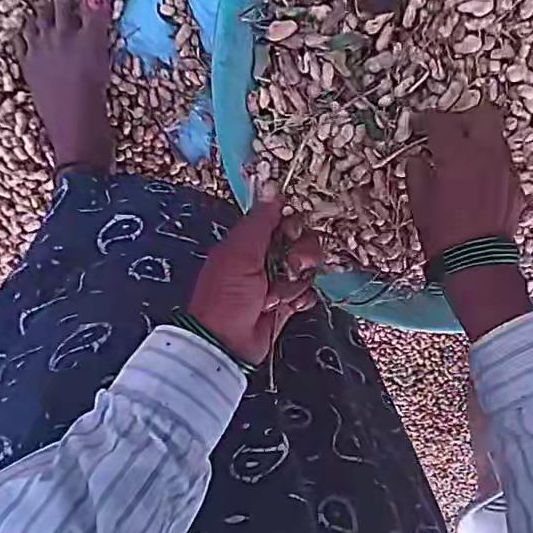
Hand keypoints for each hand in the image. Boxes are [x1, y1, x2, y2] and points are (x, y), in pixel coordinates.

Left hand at [189, 194, 322, 362]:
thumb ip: (259, 222)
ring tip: (274, 298)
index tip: (291, 235)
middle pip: (304, 244)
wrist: (224, 342)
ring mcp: (278, 282)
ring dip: (294, 285)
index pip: (286, 221)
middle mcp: (266, 258)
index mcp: (251, 241)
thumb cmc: (226, 295)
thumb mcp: (239, 253)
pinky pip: (307, 294)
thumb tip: (273, 191)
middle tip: (290, 268)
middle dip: (302, 256)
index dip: (294, 227)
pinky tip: (286, 308)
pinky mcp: (286, 305)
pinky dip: (300, 300)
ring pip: (308, 271)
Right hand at [403, 103, 520, 260]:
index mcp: (457, 154)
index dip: (425, 119)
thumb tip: (418, 159)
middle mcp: (487, 153)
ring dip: (477, 139)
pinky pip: (502, 162)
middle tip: (446, 132)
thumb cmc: (442, 233)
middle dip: (462, 118)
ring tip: (461, 156)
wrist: (477, 261)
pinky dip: (487, 162)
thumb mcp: (419, 201)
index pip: (441, 121)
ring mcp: (506, 167)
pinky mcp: (515, 184)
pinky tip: (474, 180)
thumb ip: (417, 171)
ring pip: (495, 137)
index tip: (416, 124)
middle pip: (481, 114)